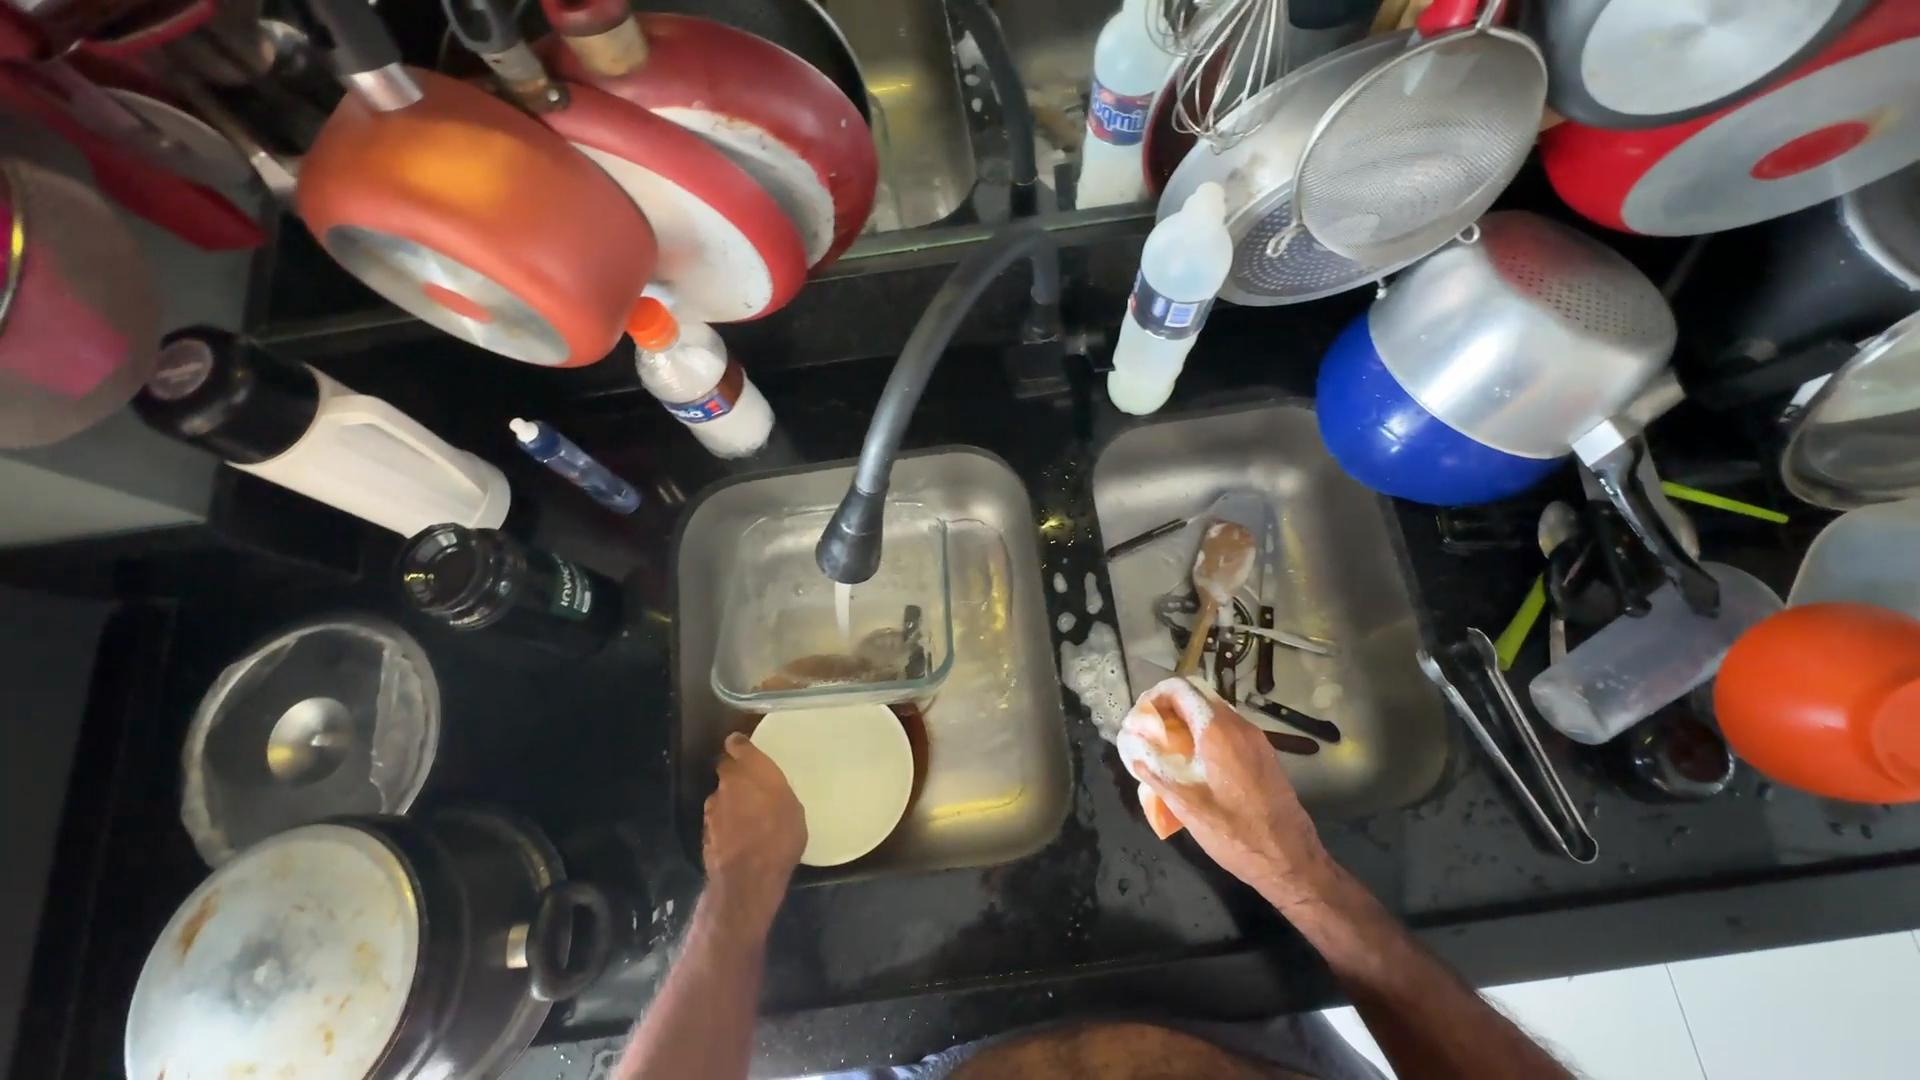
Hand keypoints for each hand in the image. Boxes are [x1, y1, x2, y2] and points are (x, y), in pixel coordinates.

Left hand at [703, 733, 806, 929]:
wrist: (748, 877)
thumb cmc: (781, 837)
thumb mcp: (793, 810)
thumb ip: (777, 793)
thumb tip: (771, 793)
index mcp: (753, 770)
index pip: (737, 745)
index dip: (738, 745)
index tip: (742, 747)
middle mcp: (729, 782)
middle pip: (727, 769)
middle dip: (736, 774)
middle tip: (751, 786)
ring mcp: (713, 807)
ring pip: (721, 795)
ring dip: (730, 801)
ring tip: (746, 817)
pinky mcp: (704, 830)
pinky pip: (717, 818)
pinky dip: (725, 822)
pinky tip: (737, 836)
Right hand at [1118, 677, 1338, 910]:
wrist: (1291, 860)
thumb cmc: (1236, 834)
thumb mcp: (1186, 805)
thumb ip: (1153, 769)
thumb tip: (1129, 742)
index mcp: (1218, 731)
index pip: (1180, 689)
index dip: (1154, 697)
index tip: (1140, 721)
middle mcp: (1239, 726)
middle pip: (1196, 696)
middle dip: (1168, 710)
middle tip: (1151, 736)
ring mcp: (1255, 739)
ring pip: (1212, 712)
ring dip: (1187, 723)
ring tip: (1169, 753)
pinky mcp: (1263, 754)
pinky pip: (1228, 730)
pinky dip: (1206, 736)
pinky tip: (1196, 767)